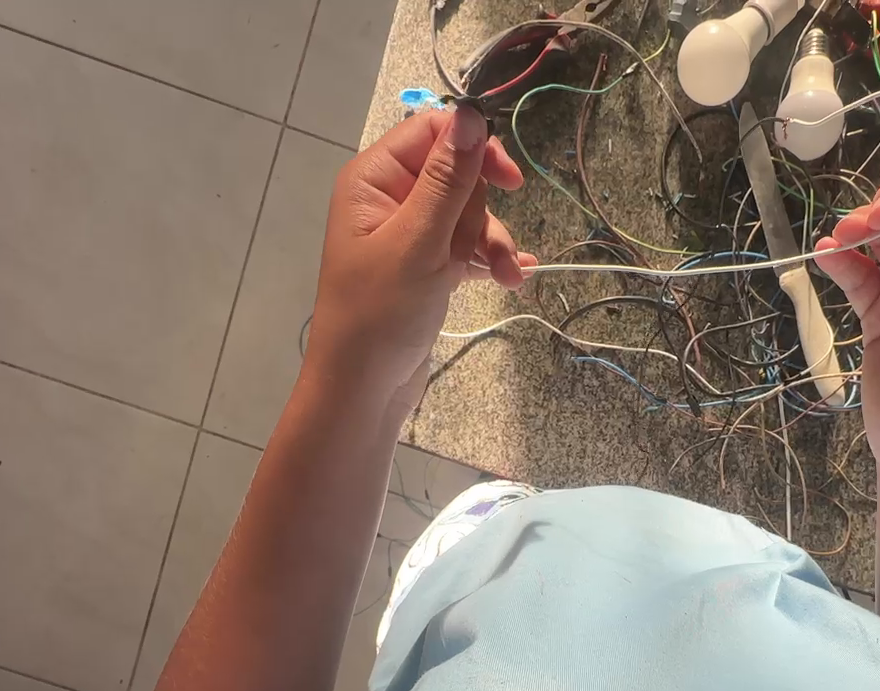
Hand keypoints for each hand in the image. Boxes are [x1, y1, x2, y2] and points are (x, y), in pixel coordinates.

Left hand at [307, 105, 534, 396]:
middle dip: (483, 215)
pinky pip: (465, 249)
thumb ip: (447, 182)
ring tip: (510, 281)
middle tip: (498, 254)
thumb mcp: (417, 244)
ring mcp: (409, 237)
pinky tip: (514, 276)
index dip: (475, 148)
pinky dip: (487, 261)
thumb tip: (473, 114)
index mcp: (375, 180)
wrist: (364, 387)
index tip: (512, 181)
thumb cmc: (380, 315)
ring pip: (466, 218)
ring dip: (491, 245)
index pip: (432, 134)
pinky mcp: (425, 269)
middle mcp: (390, 200)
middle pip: (457, 179)